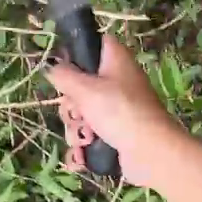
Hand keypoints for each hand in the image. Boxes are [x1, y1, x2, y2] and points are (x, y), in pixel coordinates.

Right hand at [42, 36, 184, 186]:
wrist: (151, 152)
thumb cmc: (120, 110)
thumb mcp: (86, 90)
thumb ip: (64, 76)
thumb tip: (51, 66)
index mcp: (114, 58)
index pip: (91, 44)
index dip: (74, 56)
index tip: (64, 73)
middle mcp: (115, 79)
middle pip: (79, 85)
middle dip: (72, 107)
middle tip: (78, 114)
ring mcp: (115, 106)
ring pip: (82, 112)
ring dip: (77, 130)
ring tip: (86, 139)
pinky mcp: (115, 131)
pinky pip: (89, 134)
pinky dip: (83, 146)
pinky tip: (81, 157)